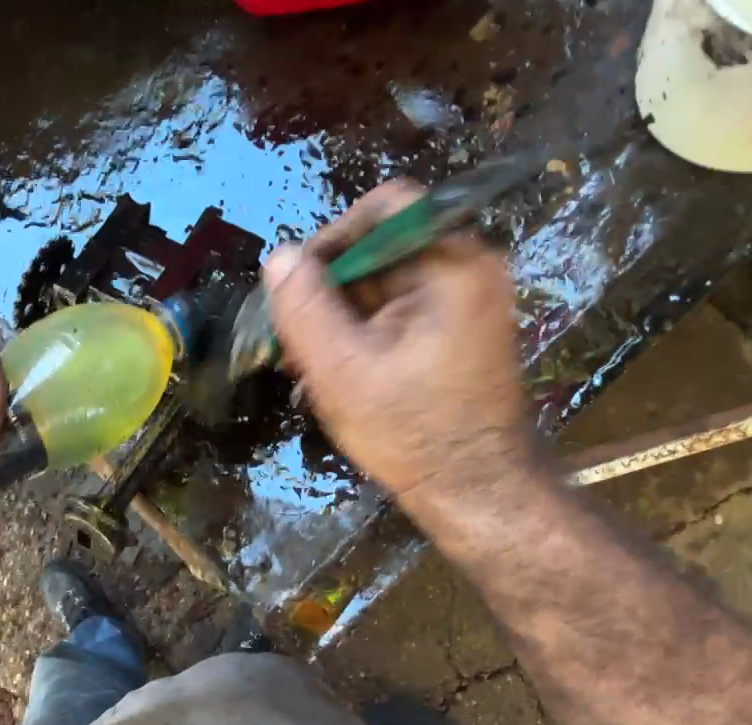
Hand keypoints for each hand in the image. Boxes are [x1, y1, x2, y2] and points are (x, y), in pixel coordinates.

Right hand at [266, 182, 540, 507]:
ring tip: (303, 369)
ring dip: (336, 321)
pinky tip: (332, 378)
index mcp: (451, 265)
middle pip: (380, 251)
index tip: (294, 288)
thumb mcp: (341, 369)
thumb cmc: (409, 429)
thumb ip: (304, 308)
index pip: (385, 208)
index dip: (331, 238)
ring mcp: (465, 304)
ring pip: (383, 288)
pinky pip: (397, 316)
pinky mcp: (456, 333)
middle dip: (326, 291)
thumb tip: (279, 257)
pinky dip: (360, 338)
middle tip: (289, 341)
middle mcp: (467, 271)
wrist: (473, 489)